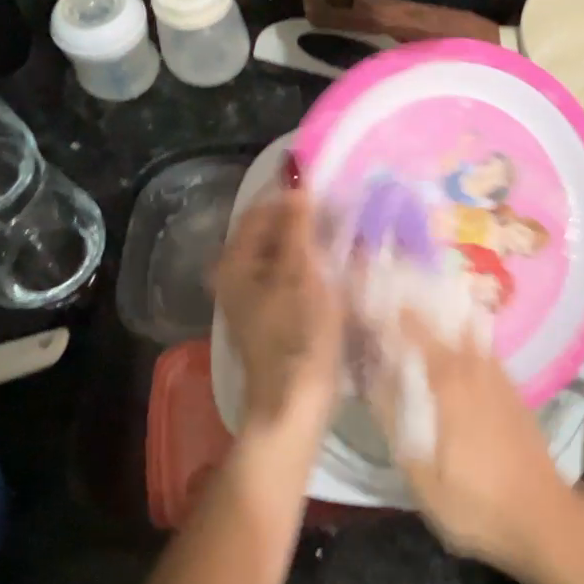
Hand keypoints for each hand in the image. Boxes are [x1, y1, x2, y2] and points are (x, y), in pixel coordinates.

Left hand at [212, 190, 343, 444]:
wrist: (294, 404)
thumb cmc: (297, 336)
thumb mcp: (301, 273)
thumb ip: (298, 224)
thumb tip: (297, 179)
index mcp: (235, 262)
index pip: (262, 209)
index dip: (293, 194)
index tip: (330, 185)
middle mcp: (236, 275)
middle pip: (273, 231)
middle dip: (306, 218)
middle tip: (344, 208)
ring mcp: (254, 296)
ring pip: (285, 253)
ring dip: (313, 241)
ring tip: (348, 232)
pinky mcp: (273, 314)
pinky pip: (292, 274)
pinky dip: (313, 264)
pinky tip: (340, 264)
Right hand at [373, 310, 576, 575]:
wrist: (545, 521)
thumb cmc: (478, 506)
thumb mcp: (425, 480)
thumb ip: (399, 430)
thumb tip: (376, 388)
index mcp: (454, 394)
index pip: (426, 344)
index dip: (406, 321)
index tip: (387, 300)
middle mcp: (480, 380)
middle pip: (453, 335)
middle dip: (429, 315)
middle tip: (406, 298)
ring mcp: (503, 388)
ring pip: (476, 344)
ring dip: (454, 324)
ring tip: (434, 310)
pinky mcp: (517, 401)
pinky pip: (490, 359)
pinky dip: (474, 344)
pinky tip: (468, 350)